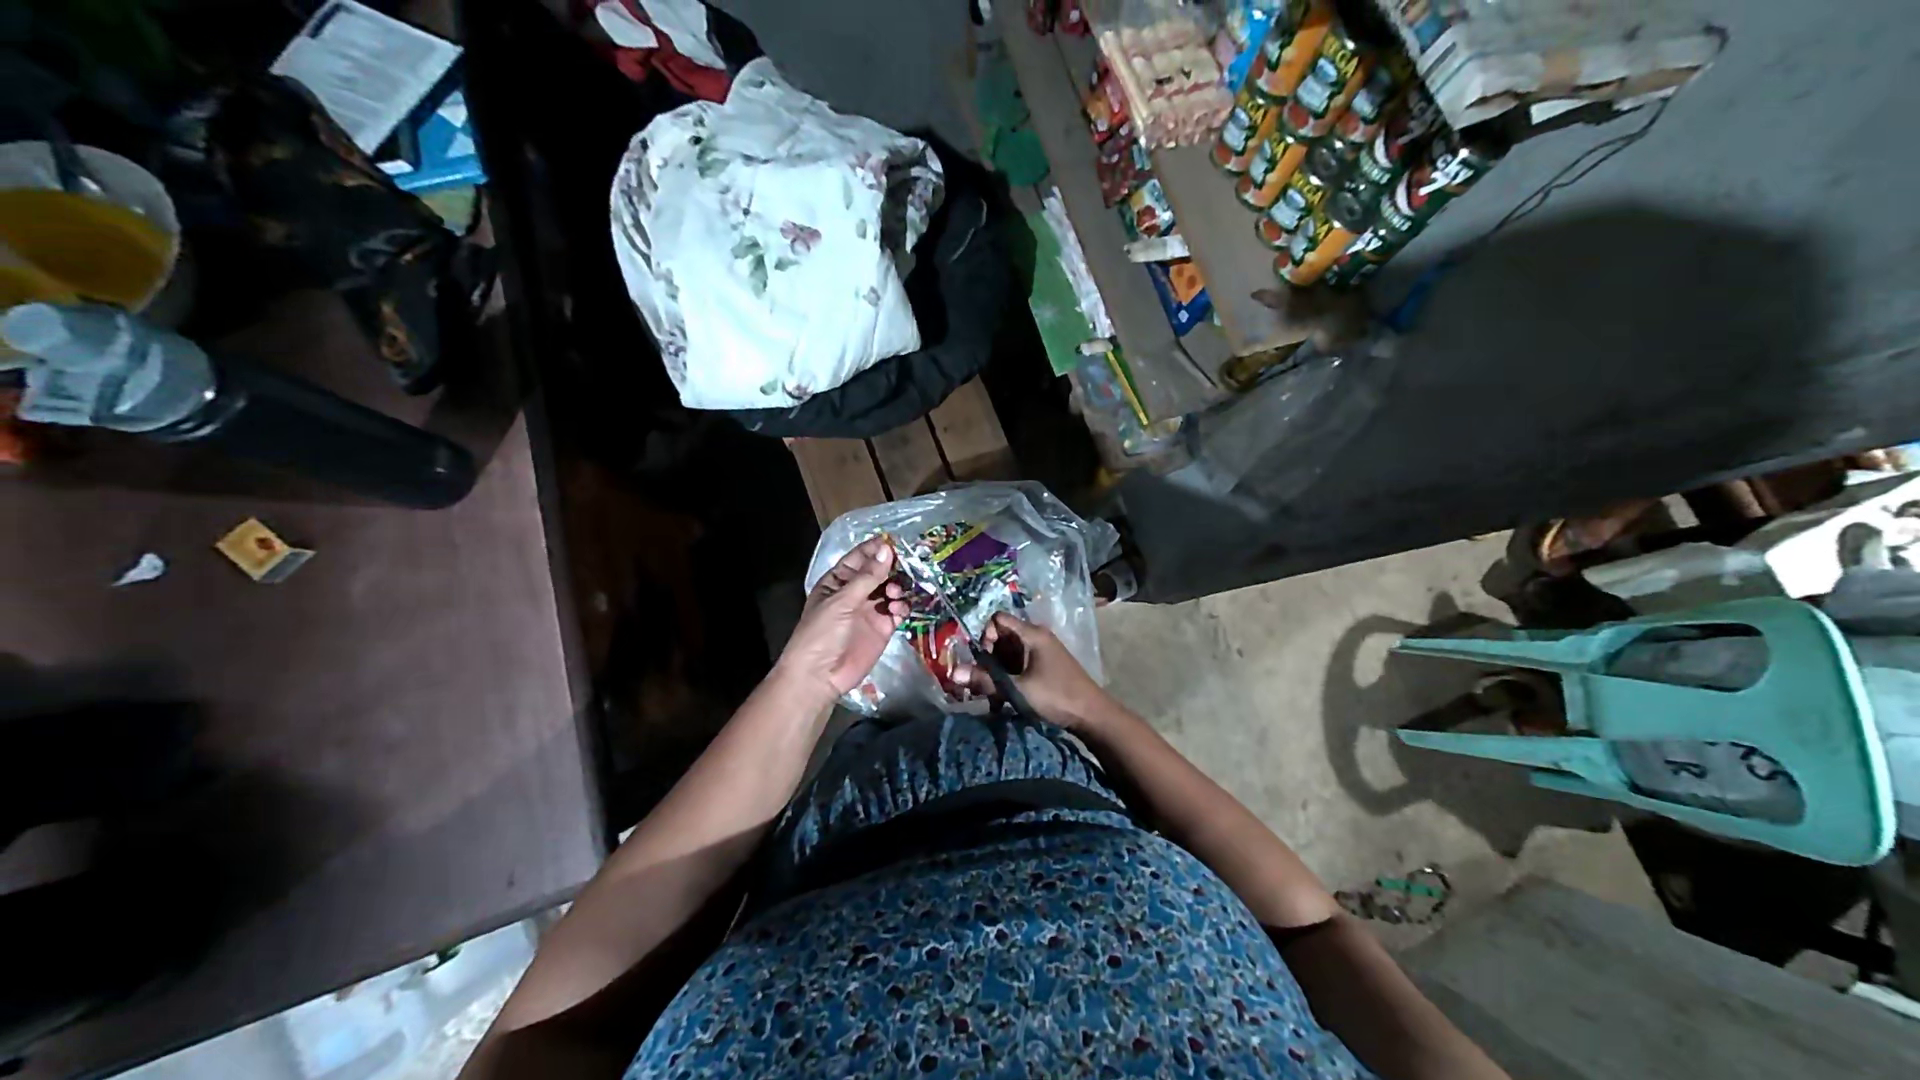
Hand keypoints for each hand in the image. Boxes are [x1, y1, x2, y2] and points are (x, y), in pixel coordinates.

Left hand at [775, 536, 909, 703]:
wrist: (820, 675)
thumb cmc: (822, 633)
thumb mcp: (842, 601)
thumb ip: (868, 576)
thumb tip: (887, 549)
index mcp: (838, 581)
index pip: (859, 557)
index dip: (876, 549)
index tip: (895, 542)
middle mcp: (855, 593)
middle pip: (879, 572)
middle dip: (892, 568)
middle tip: (904, 567)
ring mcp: (870, 610)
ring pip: (891, 590)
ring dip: (897, 587)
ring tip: (894, 594)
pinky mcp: (882, 628)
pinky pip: (897, 611)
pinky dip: (902, 607)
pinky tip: (899, 609)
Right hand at [953, 613, 1111, 729]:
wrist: (1092, 715)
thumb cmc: (1056, 696)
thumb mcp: (1017, 690)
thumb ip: (985, 681)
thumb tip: (953, 673)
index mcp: (1032, 634)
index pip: (998, 619)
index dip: (985, 636)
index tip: (984, 660)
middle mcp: (1037, 638)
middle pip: (1001, 638)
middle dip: (987, 660)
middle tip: (982, 683)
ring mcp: (1042, 652)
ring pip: (1008, 655)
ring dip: (997, 674)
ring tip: (992, 697)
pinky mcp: (1044, 667)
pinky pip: (1018, 666)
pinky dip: (1008, 679)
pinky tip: (1004, 701)